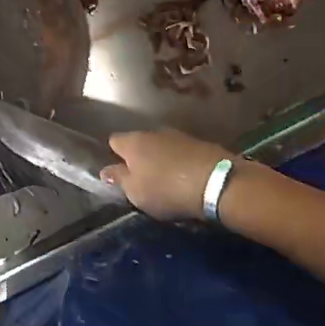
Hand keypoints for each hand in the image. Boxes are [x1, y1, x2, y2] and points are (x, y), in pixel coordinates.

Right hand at [101, 129, 233, 221]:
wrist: (218, 183)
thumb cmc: (166, 189)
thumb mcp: (135, 192)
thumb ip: (119, 180)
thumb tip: (106, 171)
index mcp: (132, 142)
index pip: (113, 141)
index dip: (114, 156)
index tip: (120, 173)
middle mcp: (152, 132)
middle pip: (139, 143)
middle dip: (139, 157)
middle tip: (143, 178)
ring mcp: (179, 136)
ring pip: (161, 146)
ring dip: (162, 159)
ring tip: (167, 179)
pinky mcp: (201, 143)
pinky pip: (182, 152)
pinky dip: (181, 162)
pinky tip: (186, 177)